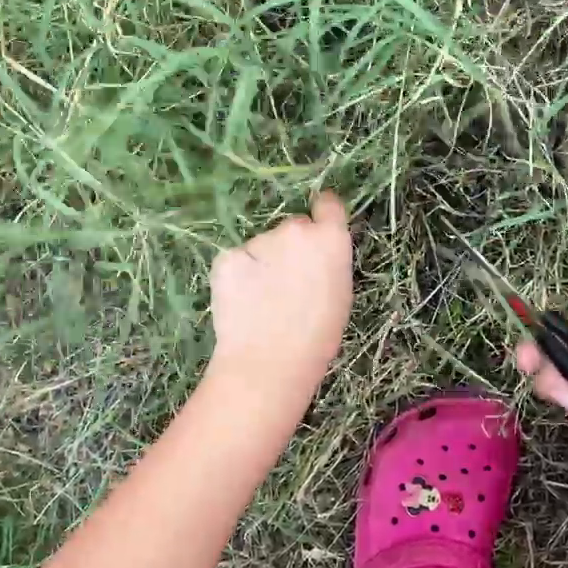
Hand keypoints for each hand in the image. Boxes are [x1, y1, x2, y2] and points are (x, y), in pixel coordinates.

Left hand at [208, 192, 353, 395]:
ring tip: (262, 302)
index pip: (328, 204)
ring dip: (262, 263)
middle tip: (287, 284)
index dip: (322, 216)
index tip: (316, 230)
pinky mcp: (227, 257)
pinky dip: (238, 277)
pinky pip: (236, 261)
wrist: (269, 362)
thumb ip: (328, 262)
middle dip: (289, 247)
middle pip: (292, 227)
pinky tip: (242, 304)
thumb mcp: (340, 294)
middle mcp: (295, 229)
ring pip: (261, 246)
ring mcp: (258, 241)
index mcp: (330, 238)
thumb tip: (314, 256)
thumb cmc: (318, 337)